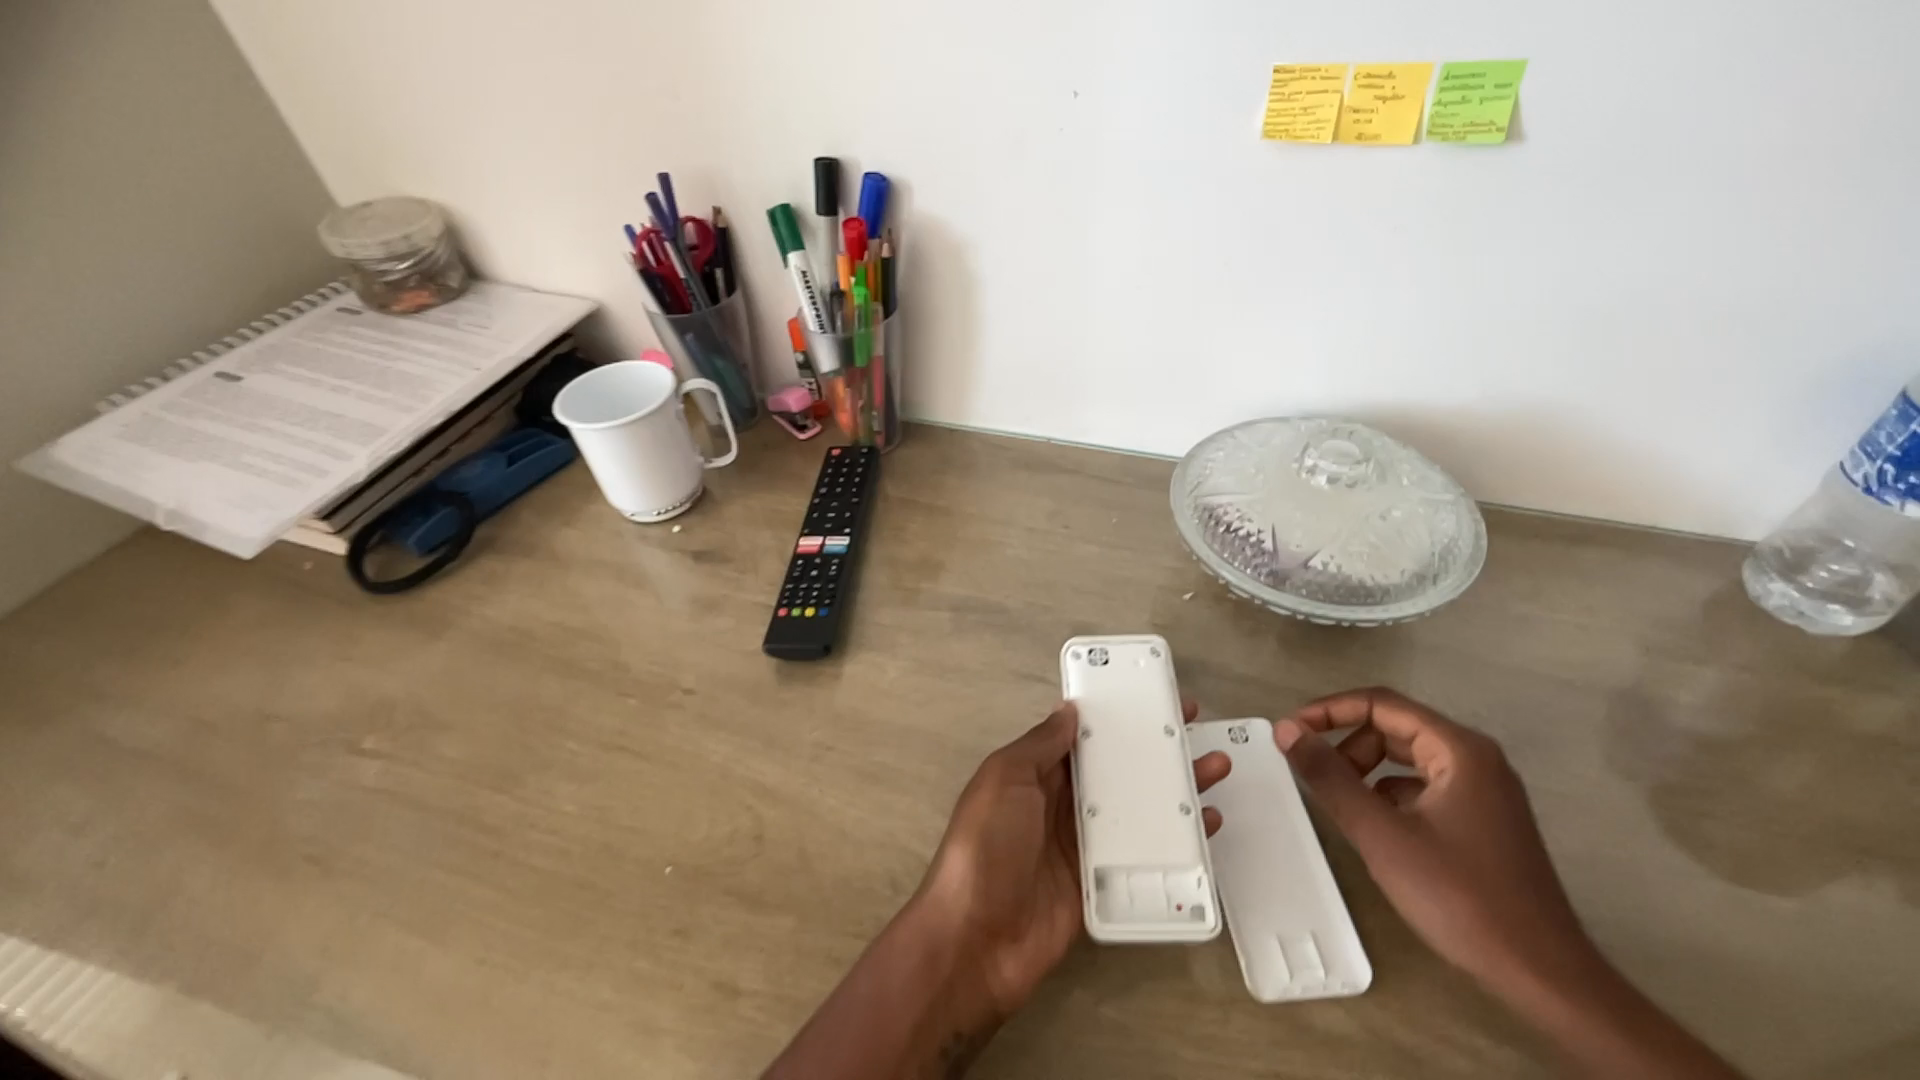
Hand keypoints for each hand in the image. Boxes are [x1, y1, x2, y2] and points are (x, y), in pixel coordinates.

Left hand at [912, 700, 1230, 1019]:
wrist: (978, 939)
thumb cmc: (986, 847)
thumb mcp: (1004, 780)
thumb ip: (1039, 746)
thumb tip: (1071, 711)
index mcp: (1035, 776)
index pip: (1084, 739)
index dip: (1118, 719)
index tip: (1156, 700)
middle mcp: (1062, 807)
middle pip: (1118, 772)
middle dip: (1155, 750)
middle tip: (1197, 729)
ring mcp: (1085, 847)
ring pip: (1138, 810)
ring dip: (1175, 789)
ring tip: (1215, 768)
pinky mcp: (1104, 884)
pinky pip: (1146, 855)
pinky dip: (1179, 841)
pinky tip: (1209, 825)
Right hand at [1274, 687, 1593, 993]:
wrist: (1539, 971)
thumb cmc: (1458, 896)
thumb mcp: (1381, 834)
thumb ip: (1330, 777)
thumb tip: (1286, 730)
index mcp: (1459, 750)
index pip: (1382, 704)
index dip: (1329, 710)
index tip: (1289, 732)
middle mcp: (1476, 759)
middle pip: (1395, 728)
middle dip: (1348, 745)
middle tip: (1314, 777)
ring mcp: (1484, 791)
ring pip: (1409, 760)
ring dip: (1367, 771)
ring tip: (1342, 806)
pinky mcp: (1483, 821)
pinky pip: (1424, 788)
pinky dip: (1390, 796)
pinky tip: (1378, 830)